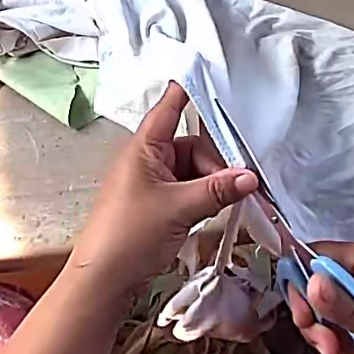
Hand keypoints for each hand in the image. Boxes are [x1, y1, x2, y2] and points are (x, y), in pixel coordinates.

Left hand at [68, 82, 257, 300]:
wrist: (102, 282)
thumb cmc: (128, 236)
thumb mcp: (178, 209)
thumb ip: (217, 190)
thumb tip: (251, 177)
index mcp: (144, 149)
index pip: (169, 108)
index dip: (188, 90)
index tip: (207, 72)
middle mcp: (149, 160)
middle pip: (193, 145)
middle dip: (216, 161)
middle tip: (235, 182)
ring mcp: (154, 182)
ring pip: (195, 169)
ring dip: (212, 182)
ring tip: (226, 201)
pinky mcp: (159, 204)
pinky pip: (190, 188)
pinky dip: (205, 195)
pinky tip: (216, 209)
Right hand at [286, 241, 353, 353]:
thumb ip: (346, 307)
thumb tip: (311, 282)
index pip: (314, 255)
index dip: (300, 280)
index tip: (303, 314)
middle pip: (311, 285)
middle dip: (311, 315)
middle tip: (325, 342)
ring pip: (320, 311)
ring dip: (322, 334)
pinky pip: (334, 331)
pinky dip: (336, 346)